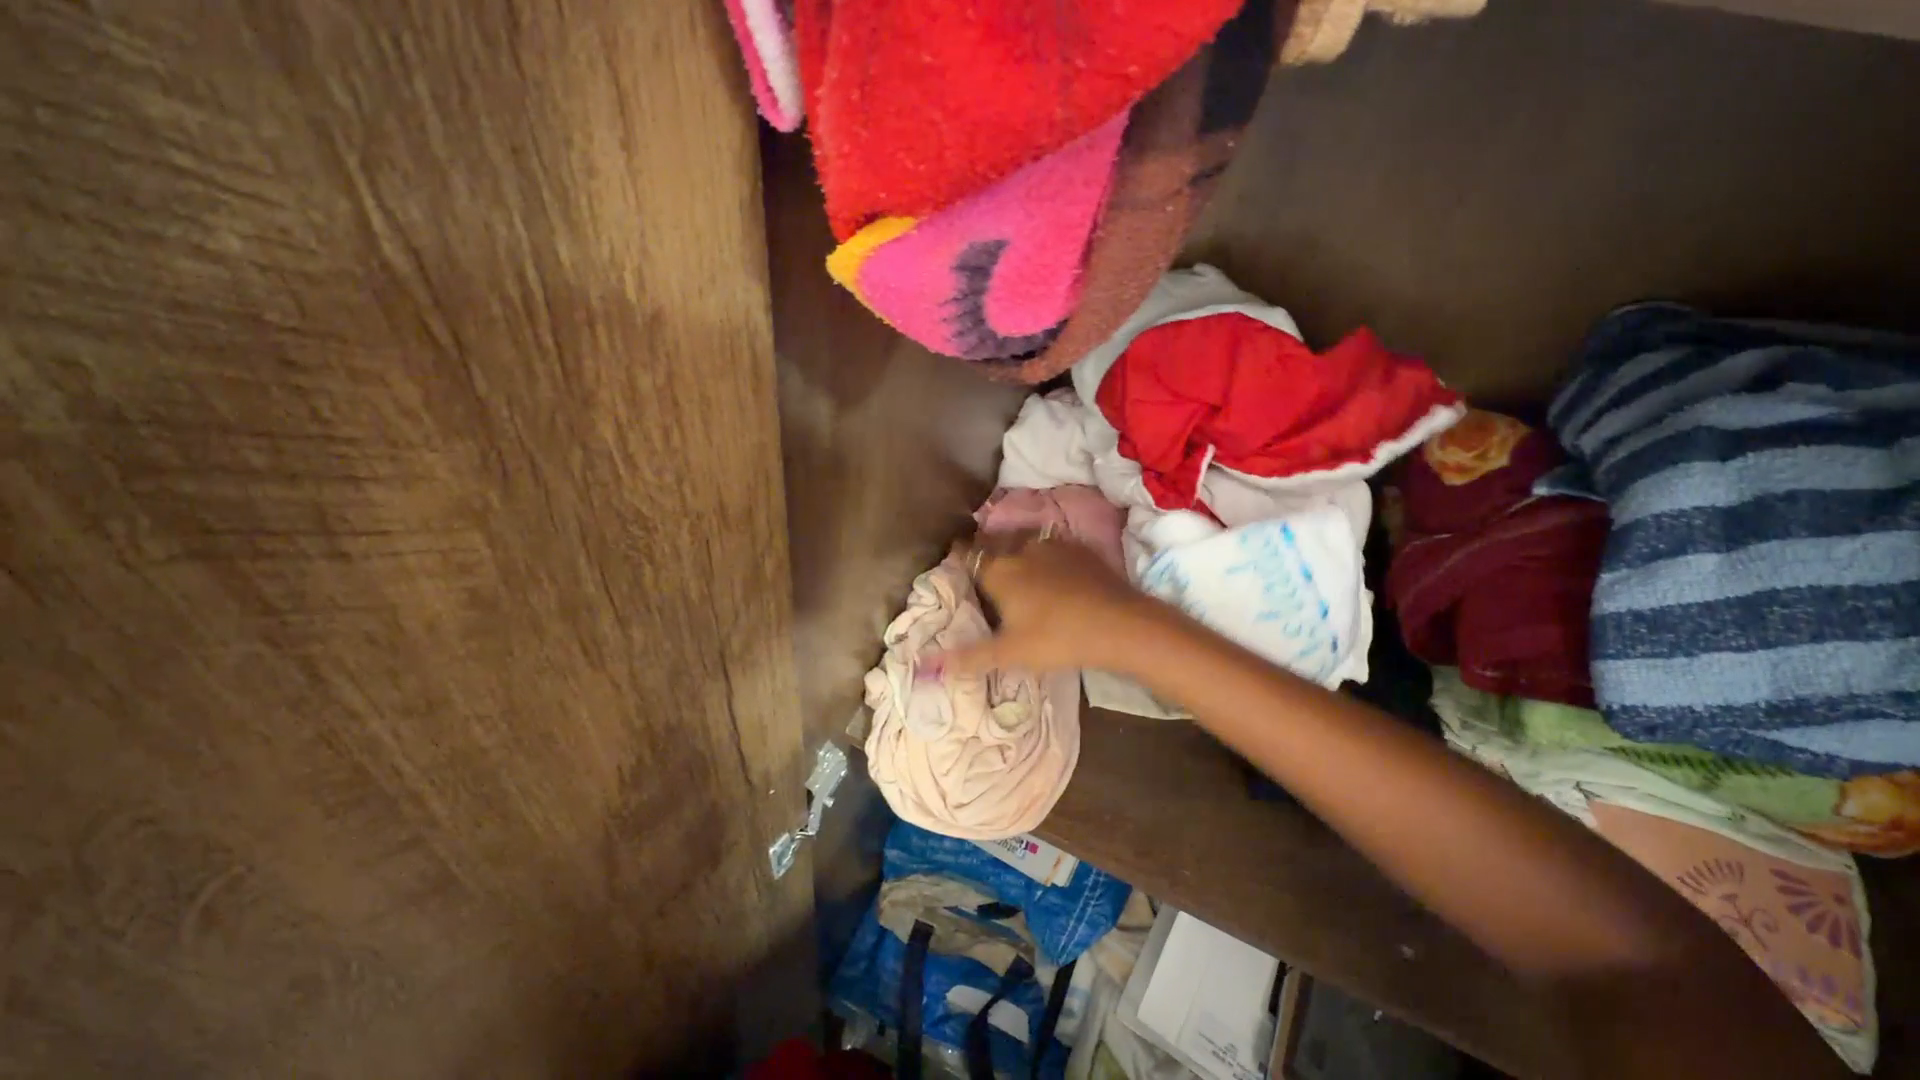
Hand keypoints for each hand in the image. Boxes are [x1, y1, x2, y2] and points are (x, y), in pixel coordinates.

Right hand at [935, 531, 1162, 676]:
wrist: (1119, 624)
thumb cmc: (1057, 640)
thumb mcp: (1010, 654)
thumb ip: (968, 657)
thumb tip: (925, 665)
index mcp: (999, 572)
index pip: (969, 554)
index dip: (959, 556)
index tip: (954, 559)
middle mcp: (1021, 550)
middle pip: (994, 542)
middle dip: (984, 548)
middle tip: (981, 561)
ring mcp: (1053, 546)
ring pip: (1024, 539)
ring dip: (1014, 546)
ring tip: (1012, 560)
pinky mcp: (1080, 548)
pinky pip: (1052, 543)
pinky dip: (1044, 551)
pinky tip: (1050, 565)